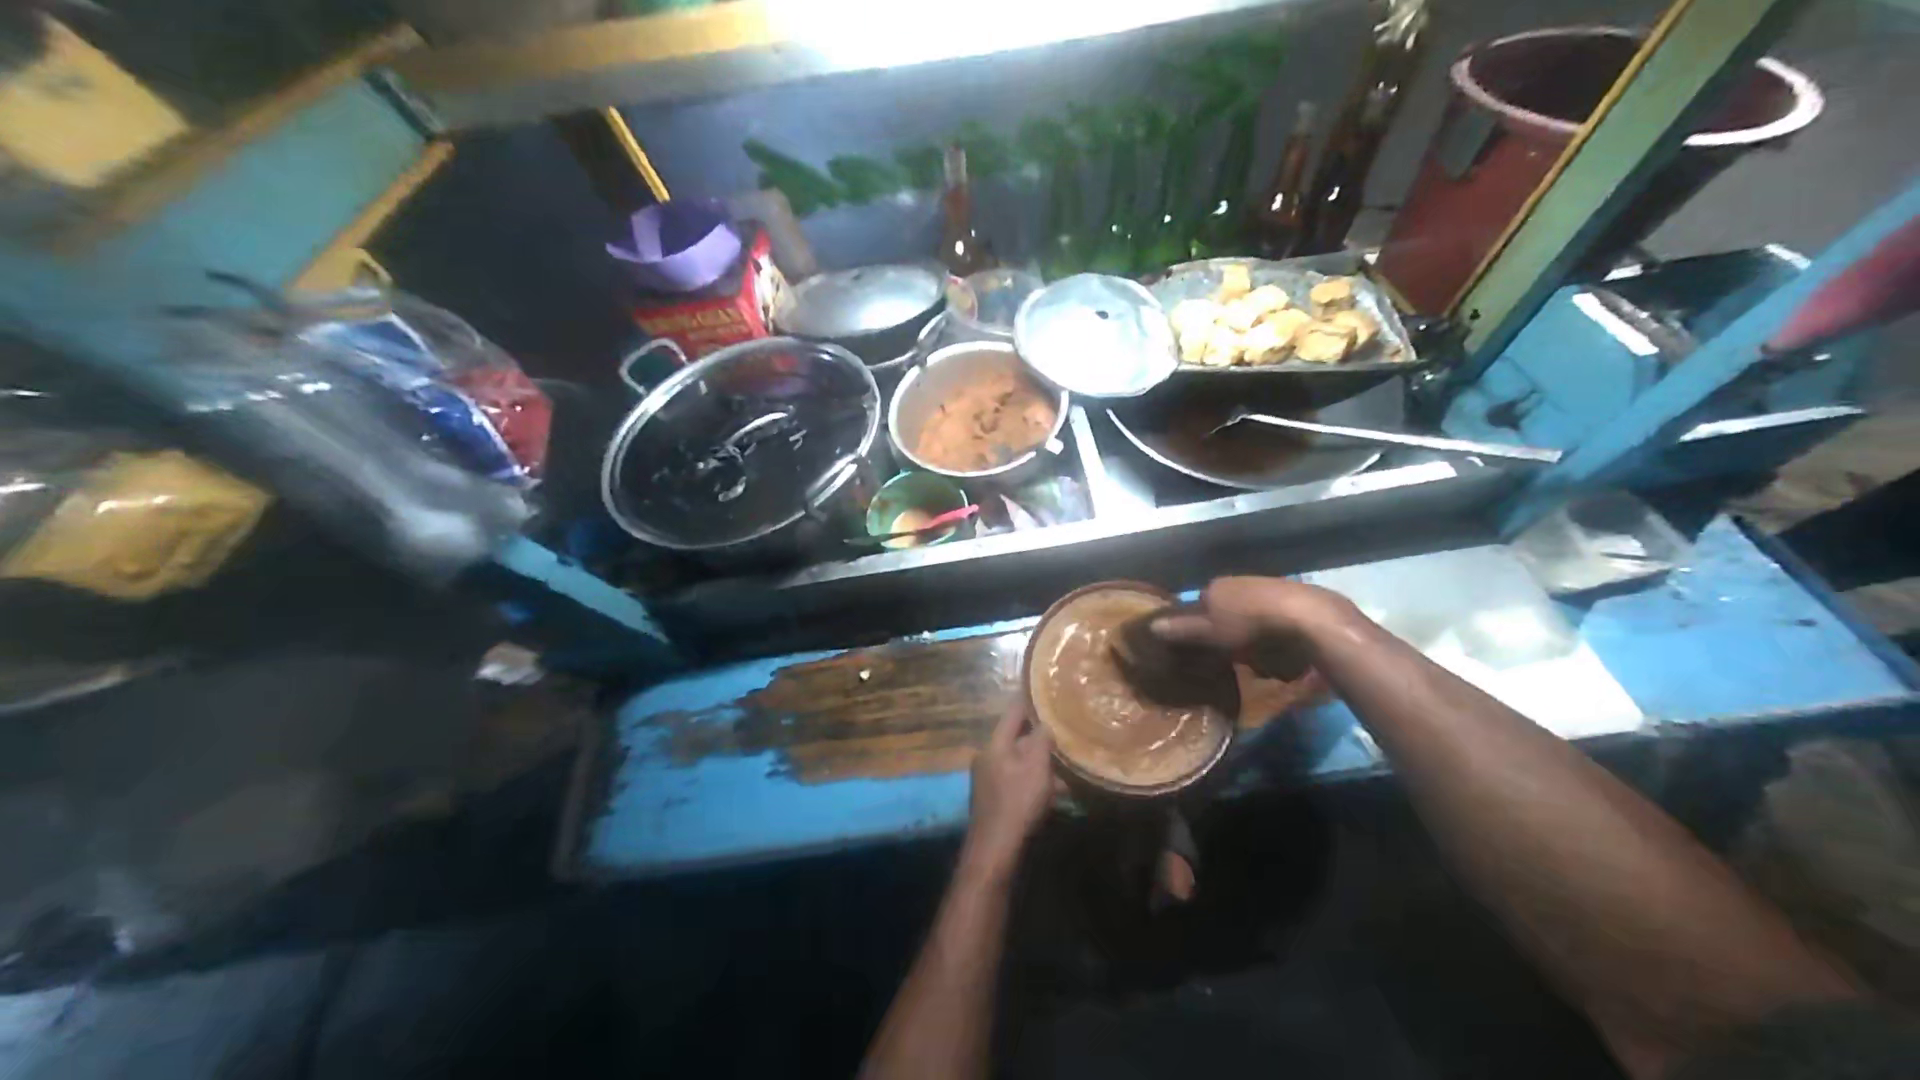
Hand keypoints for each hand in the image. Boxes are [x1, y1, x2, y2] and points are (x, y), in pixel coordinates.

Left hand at [962, 699, 1055, 879]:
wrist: (995, 849)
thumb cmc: (1017, 802)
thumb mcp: (1036, 767)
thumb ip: (1041, 741)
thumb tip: (1045, 723)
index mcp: (994, 744)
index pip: (1013, 712)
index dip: (1030, 701)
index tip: (1047, 691)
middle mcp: (987, 757)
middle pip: (1017, 738)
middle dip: (1040, 737)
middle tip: (1064, 731)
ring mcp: (988, 779)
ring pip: (1019, 762)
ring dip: (1041, 763)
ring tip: (1066, 765)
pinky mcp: (994, 799)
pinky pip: (1017, 780)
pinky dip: (1035, 781)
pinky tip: (1055, 792)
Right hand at [1153, 577, 1355, 675]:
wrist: (1303, 615)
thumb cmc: (1248, 623)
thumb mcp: (1210, 632)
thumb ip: (1183, 630)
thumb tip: (1152, 626)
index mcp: (1215, 586)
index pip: (1198, 603)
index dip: (1199, 623)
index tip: (1202, 643)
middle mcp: (1237, 580)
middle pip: (1223, 603)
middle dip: (1224, 622)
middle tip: (1228, 649)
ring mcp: (1264, 584)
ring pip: (1247, 605)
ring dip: (1248, 624)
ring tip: (1253, 648)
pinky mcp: (1291, 594)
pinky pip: (1270, 610)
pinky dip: (1269, 624)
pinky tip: (1277, 640)